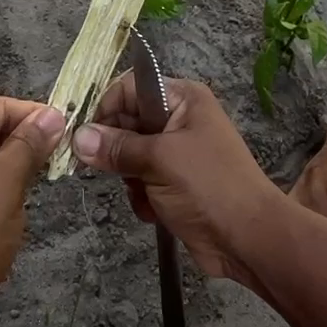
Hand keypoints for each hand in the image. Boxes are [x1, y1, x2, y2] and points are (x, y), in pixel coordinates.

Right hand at [74, 76, 282, 284]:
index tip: (87, 136)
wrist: (248, 239)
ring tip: (146, 193)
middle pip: (127, 122)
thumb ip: (118, 147)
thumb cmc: (209, 186)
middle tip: (116, 171)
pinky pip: (141, 181)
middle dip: (119, 150)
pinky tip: (155, 211)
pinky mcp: (175, 183)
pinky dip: (143, 196)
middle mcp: (179, 118)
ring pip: (130, 156)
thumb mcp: (160, 160)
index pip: (131, 87)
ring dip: (131, 179)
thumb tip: (78, 137)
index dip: (107, 107)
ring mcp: (177, 152)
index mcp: (183, 98)